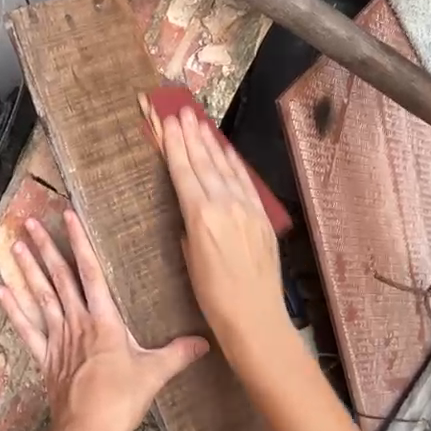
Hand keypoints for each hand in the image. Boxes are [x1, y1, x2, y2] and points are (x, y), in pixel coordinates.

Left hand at [0, 210, 208, 430]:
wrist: (88, 430)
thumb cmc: (122, 400)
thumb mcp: (155, 373)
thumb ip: (177, 354)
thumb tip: (205, 342)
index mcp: (103, 319)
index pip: (89, 271)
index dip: (79, 241)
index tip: (67, 215)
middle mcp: (77, 321)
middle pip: (59, 277)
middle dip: (46, 247)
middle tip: (30, 222)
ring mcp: (57, 337)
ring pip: (40, 296)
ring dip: (27, 270)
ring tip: (15, 245)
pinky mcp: (44, 356)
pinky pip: (26, 328)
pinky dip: (13, 309)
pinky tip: (1, 290)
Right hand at [143, 94, 294, 372]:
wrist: (256, 319)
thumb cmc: (212, 296)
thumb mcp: (188, 257)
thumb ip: (188, 225)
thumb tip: (189, 205)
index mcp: (201, 216)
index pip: (184, 171)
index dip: (175, 144)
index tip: (168, 122)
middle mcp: (224, 205)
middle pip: (204, 162)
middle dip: (191, 135)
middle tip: (181, 111)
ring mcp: (246, 209)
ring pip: (224, 167)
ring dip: (210, 142)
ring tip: (199, 121)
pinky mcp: (262, 217)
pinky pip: (245, 181)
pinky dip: (234, 163)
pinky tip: (225, 149)